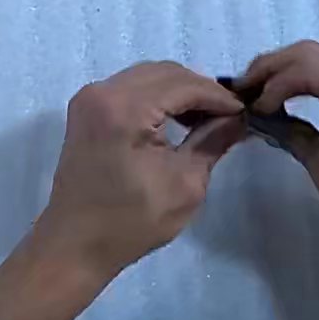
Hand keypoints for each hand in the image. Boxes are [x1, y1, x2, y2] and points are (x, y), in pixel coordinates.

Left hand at [33, 62, 246, 278]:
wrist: (74, 246)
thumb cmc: (131, 221)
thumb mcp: (185, 184)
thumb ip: (214, 140)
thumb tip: (241, 118)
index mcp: (125, 108)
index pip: (185, 85)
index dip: (219, 97)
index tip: (245, 112)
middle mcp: (104, 91)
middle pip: (167, 73)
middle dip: (201, 90)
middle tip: (228, 115)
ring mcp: (91, 96)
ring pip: (151, 75)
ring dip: (181, 90)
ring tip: (207, 117)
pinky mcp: (88, 106)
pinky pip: (133, 86)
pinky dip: (159, 95)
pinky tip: (178, 117)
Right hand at [240, 41, 318, 240]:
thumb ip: (297, 139)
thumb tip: (269, 120)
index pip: (306, 68)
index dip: (272, 84)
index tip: (253, 110)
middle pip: (311, 52)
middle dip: (272, 66)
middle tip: (244, 89)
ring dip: (286, 68)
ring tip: (259, 90)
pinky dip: (304, 76)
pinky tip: (287, 93)